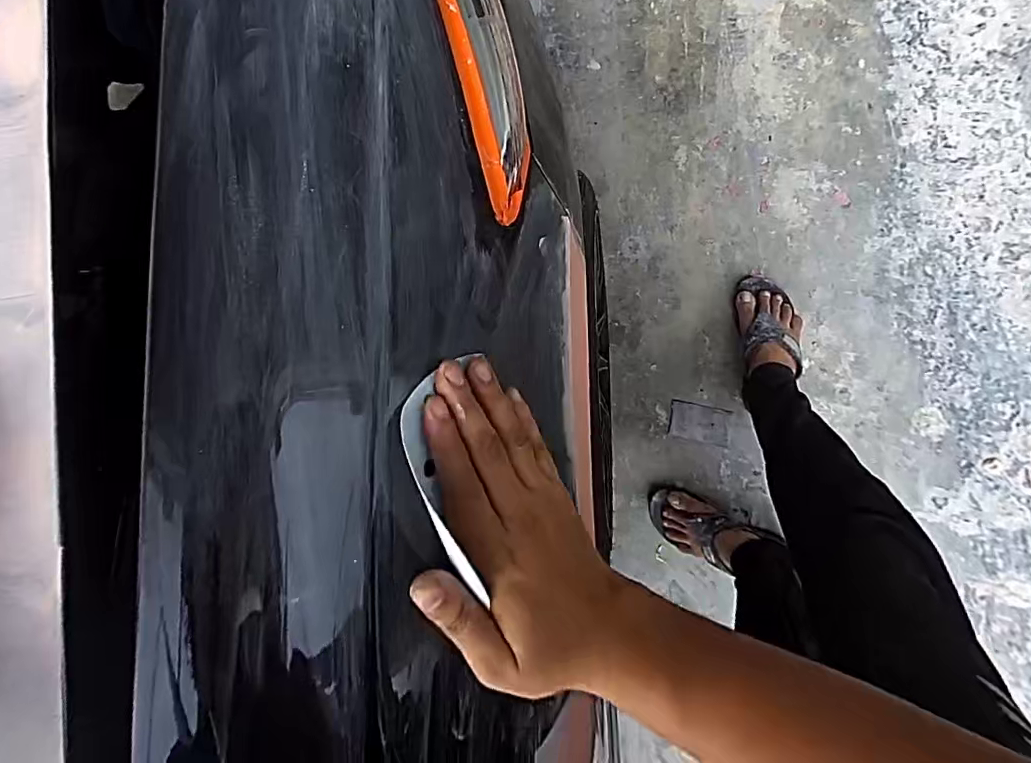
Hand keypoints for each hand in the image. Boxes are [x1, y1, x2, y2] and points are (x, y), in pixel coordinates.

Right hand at [408, 356, 634, 698]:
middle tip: (446, 372)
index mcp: (501, 554)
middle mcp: (522, 516)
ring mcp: (543, 500)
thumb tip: (421, 585)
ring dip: (492, 401)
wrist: (609, 631)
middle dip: (464, 407)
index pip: (466, 490)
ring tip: (475, 368)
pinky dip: (524, 418)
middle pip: (488, 452)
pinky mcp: (556, 494)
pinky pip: (538, 447)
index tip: (431, 412)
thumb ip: (458, 620)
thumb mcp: (498, 662)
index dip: (446, 446)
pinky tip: (511, 395)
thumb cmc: (549, 647)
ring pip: (513, 440)